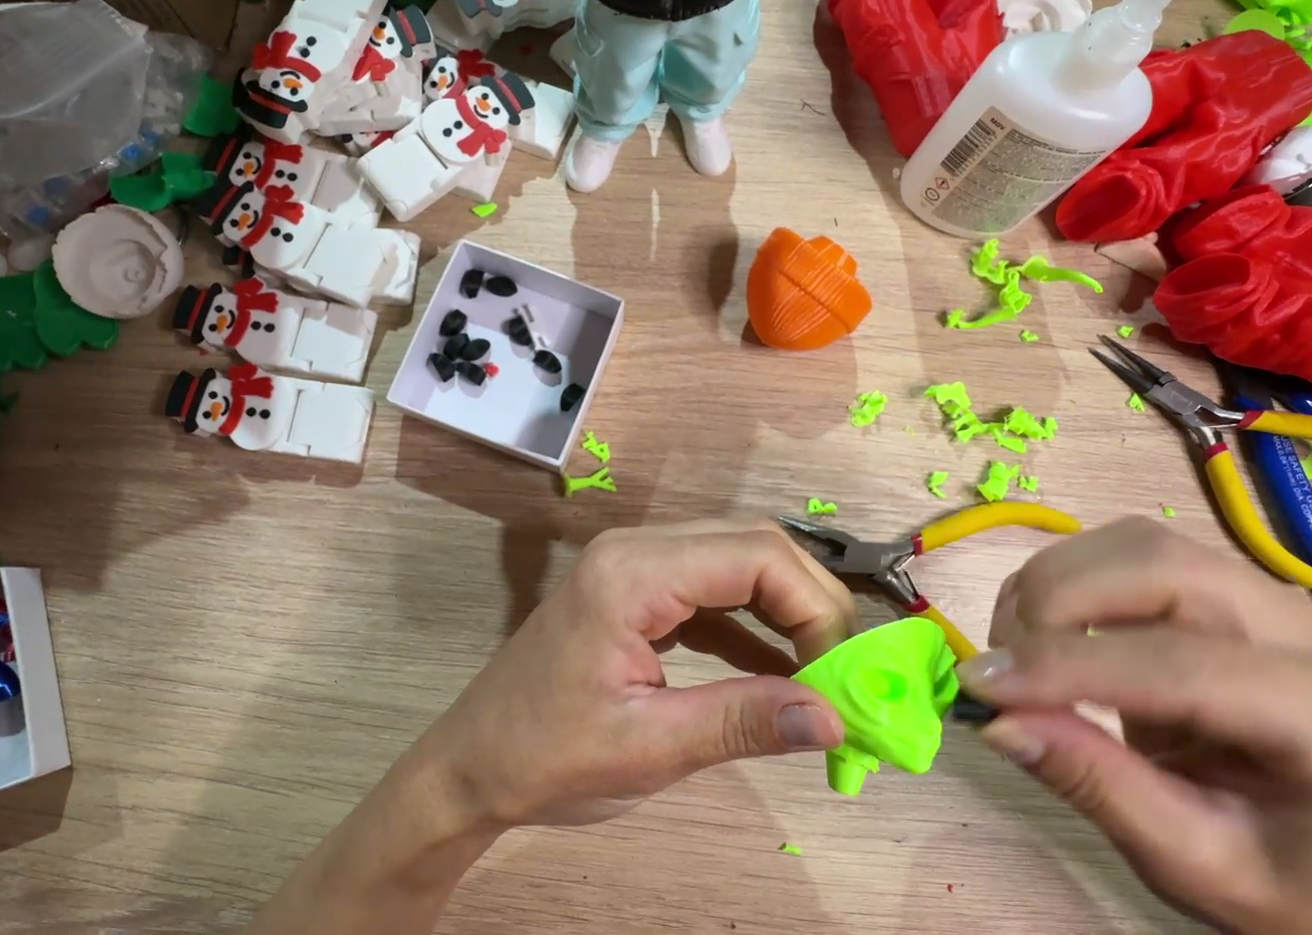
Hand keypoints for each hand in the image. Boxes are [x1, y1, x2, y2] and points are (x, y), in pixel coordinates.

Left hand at [412, 521, 857, 827]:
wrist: (470, 765)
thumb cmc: (545, 758)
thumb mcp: (649, 748)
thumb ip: (743, 722)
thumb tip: (834, 717)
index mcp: (633, 573)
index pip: (756, 554)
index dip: (815, 608)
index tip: (840, 680)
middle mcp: (636, 549)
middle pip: (753, 545)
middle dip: (809, 604)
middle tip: (841, 675)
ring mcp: (634, 566)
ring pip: (737, 561)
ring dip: (786, 610)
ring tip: (822, 673)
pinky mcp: (637, 592)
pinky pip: (712, 590)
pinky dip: (752, 624)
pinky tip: (779, 670)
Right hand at [963, 517, 1311, 934]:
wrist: (1302, 846)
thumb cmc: (1261, 869)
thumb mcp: (1184, 860)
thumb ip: (1095, 785)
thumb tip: (996, 719)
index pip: (1191, 668)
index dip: (1072, 667)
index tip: (980, 685)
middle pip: (1165, 570)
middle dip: (1058, 606)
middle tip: (1000, 667)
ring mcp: (1268, 596)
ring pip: (1136, 544)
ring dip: (1051, 585)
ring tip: (1016, 653)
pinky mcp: (1219, 578)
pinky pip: (1121, 546)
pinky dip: (1058, 577)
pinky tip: (1039, 632)